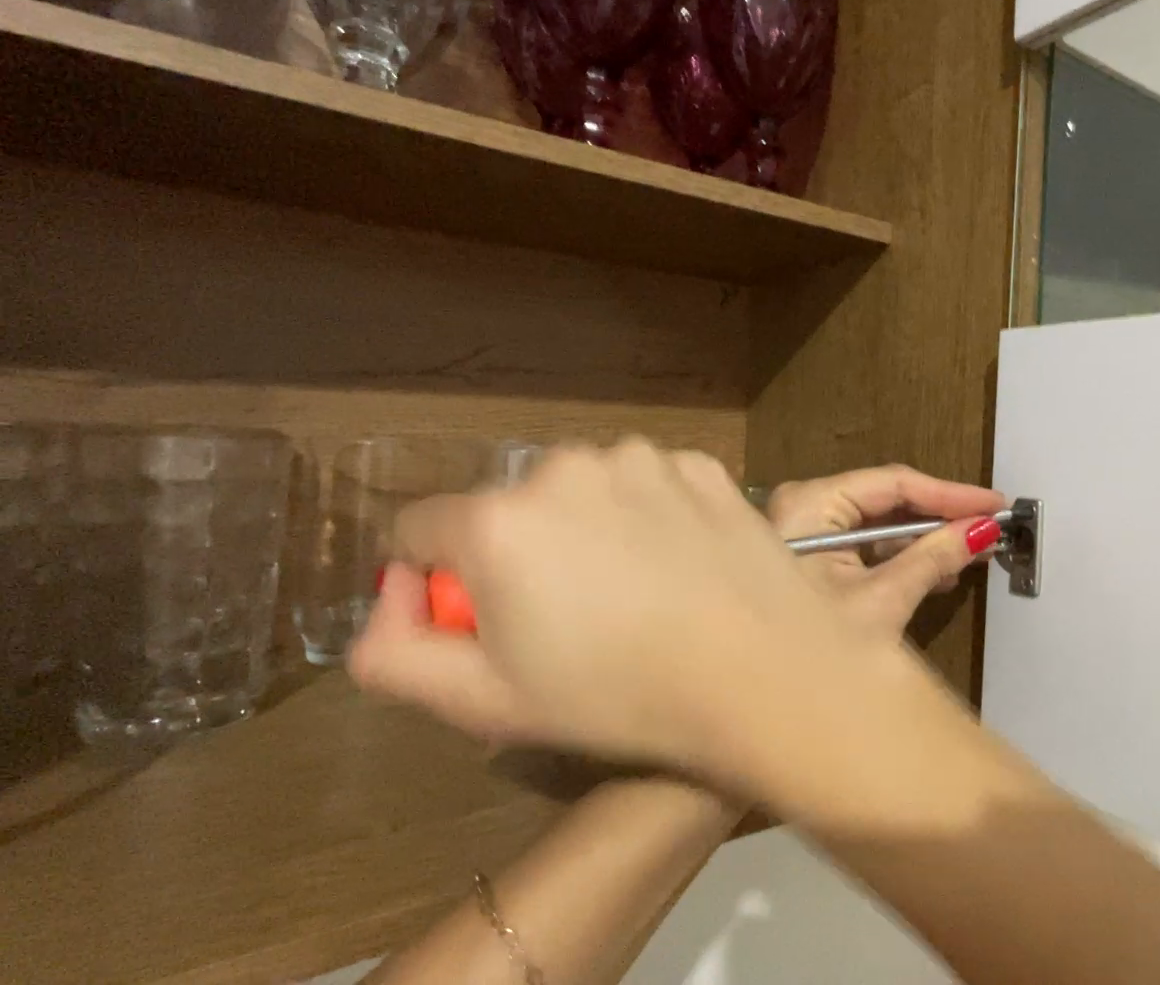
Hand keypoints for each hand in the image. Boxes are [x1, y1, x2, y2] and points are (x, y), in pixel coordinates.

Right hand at [349, 440, 867, 775]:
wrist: (765, 670)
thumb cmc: (622, 696)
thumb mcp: (484, 701)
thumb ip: (394, 650)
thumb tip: (397, 595)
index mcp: (498, 519)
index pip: (421, 532)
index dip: (443, 584)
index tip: (490, 626)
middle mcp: (568, 467)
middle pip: (511, 509)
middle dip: (524, 554)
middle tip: (576, 619)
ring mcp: (645, 459)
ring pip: (585, 492)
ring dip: (591, 531)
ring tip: (637, 594)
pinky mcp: (705, 466)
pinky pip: (651, 487)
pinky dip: (652, 517)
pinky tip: (682, 567)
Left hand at [766, 465, 1006, 641]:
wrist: (760, 696)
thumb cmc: (810, 652)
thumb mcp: (881, 601)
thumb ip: (934, 559)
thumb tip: (984, 530)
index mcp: (809, 506)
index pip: (893, 483)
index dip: (950, 493)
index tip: (995, 503)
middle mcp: (805, 509)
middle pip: (888, 500)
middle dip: (942, 517)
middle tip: (992, 526)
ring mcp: (807, 534)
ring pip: (881, 524)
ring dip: (928, 540)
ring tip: (976, 551)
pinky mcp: (813, 560)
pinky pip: (867, 546)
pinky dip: (905, 557)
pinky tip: (942, 571)